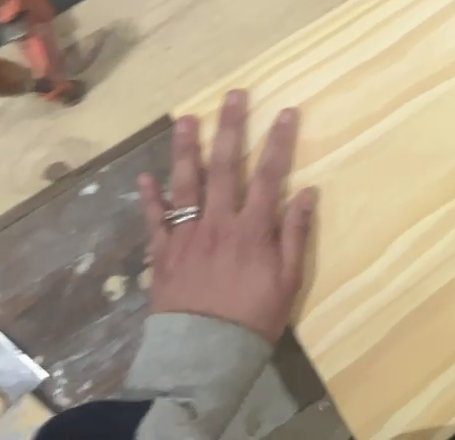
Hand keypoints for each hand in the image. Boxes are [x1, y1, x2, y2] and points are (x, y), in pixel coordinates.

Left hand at [139, 89, 317, 342]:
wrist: (202, 359)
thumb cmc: (253, 318)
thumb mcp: (288, 279)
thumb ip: (295, 233)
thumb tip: (308, 191)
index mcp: (252, 229)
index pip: (269, 174)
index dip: (278, 141)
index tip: (285, 111)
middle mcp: (218, 223)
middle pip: (224, 166)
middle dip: (231, 128)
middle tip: (234, 95)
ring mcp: (186, 237)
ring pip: (185, 185)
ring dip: (186, 149)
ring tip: (187, 118)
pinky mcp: (162, 256)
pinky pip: (154, 222)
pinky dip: (149, 198)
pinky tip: (145, 175)